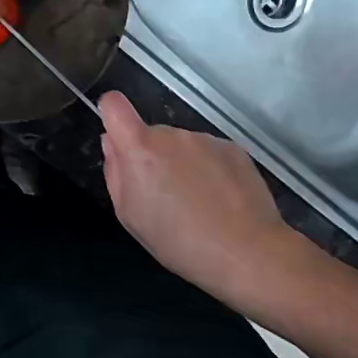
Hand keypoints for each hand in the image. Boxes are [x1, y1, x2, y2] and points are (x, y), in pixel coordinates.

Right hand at [99, 91, 299, 301]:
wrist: (246, 251)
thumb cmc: (178, 242)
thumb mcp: (130, 217)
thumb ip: (115, 174)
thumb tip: (113, 144)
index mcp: (141, 150)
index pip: (114, 106)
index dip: (111, 115)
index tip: (118, 139)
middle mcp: (174, 135)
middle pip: (152, 135)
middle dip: (153, 158)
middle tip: (165, 198)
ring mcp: (207, 139)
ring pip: (183, 146)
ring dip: (183, 165)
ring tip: (197, 204)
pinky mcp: (234, 148)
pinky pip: (210, 153)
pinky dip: (210, 170)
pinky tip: (220, 200)